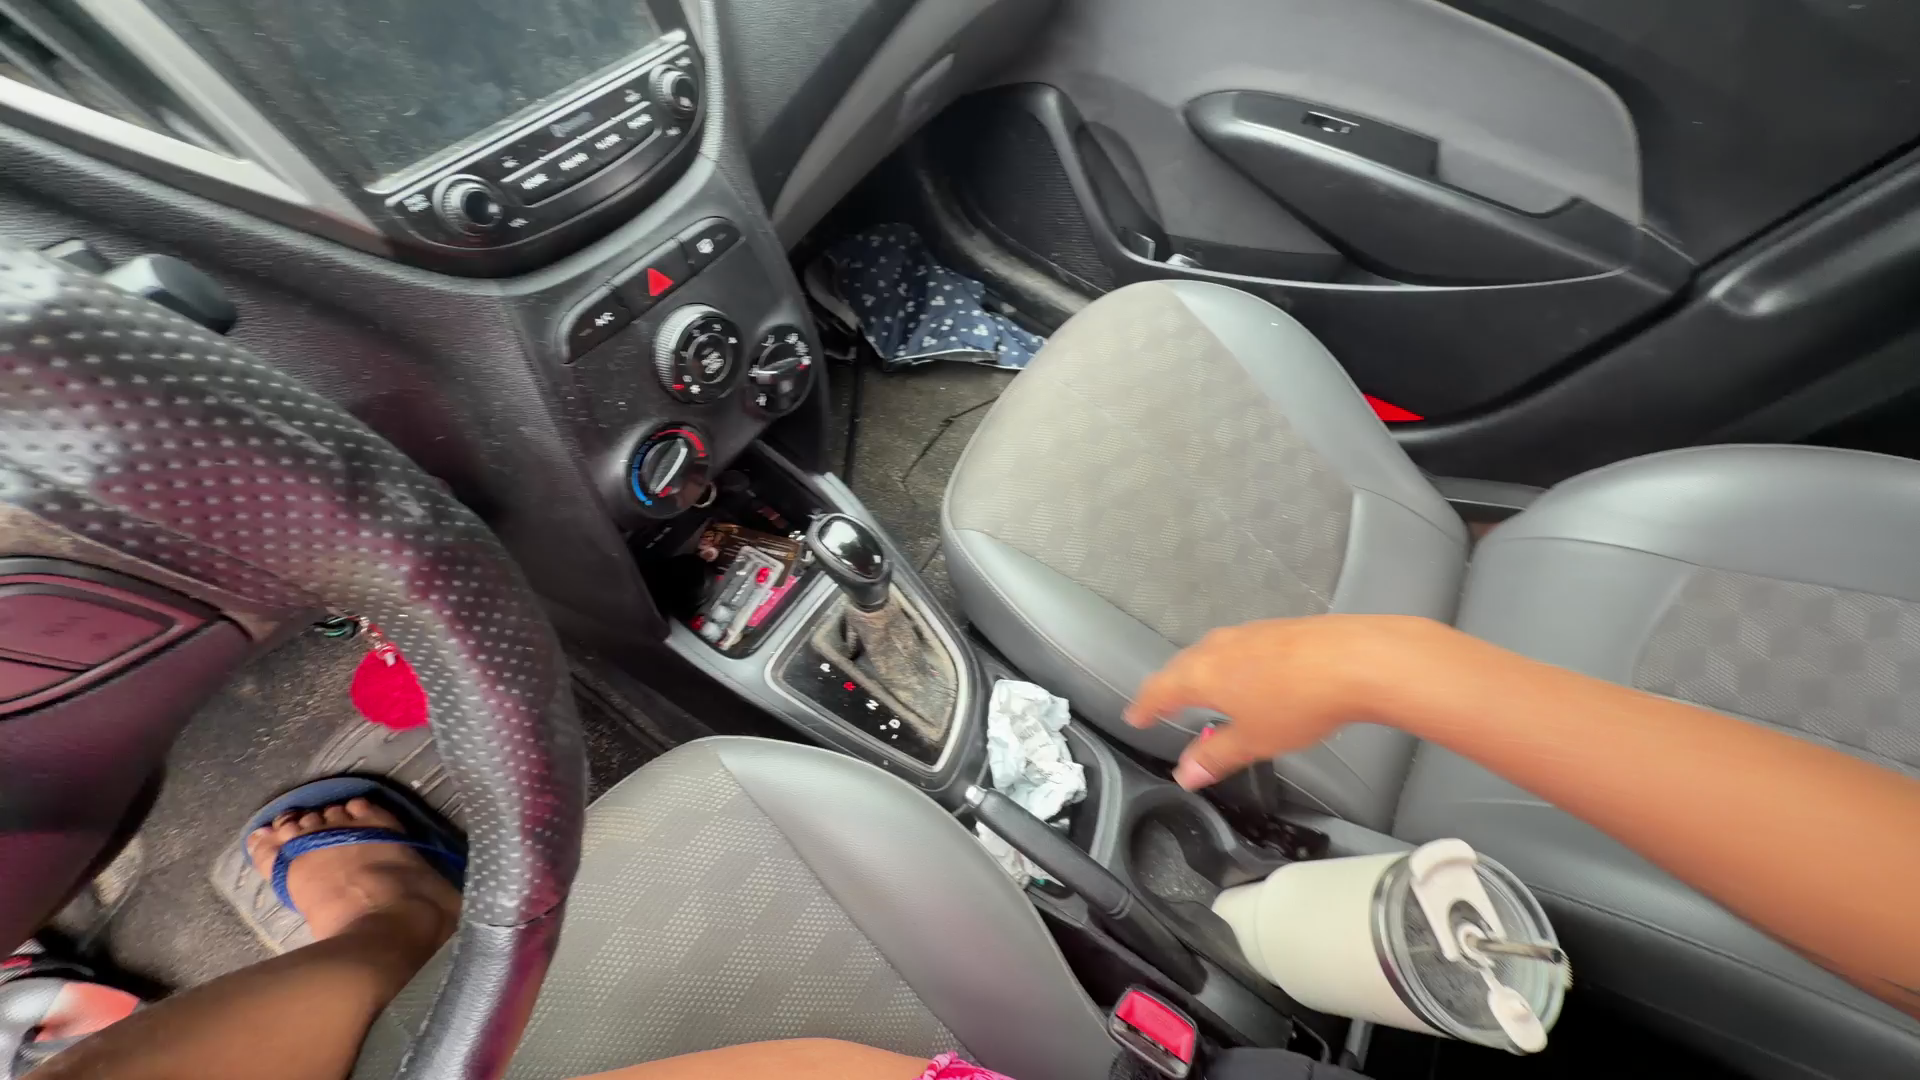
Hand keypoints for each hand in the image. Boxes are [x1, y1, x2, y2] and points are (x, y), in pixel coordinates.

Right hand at [1124, 615, 1454, 788]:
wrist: (1355, 658)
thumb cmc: (1297, 703)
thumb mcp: (1254, 740)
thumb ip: (1216, 756)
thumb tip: (1185, 775)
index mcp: (1201, 675)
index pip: (1159, 691)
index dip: (1145, 707)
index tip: (1135, 717)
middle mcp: (1215, 648)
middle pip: (1180, 668)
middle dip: (1169, 689)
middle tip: (1162, 705)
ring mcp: (1245, 633)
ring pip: (1208, 654)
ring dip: (1198, 674)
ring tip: (1201, 691)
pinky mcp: (1272, 629)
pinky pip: (1234, 648)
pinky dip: (1226, 665)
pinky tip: (1245, 675)